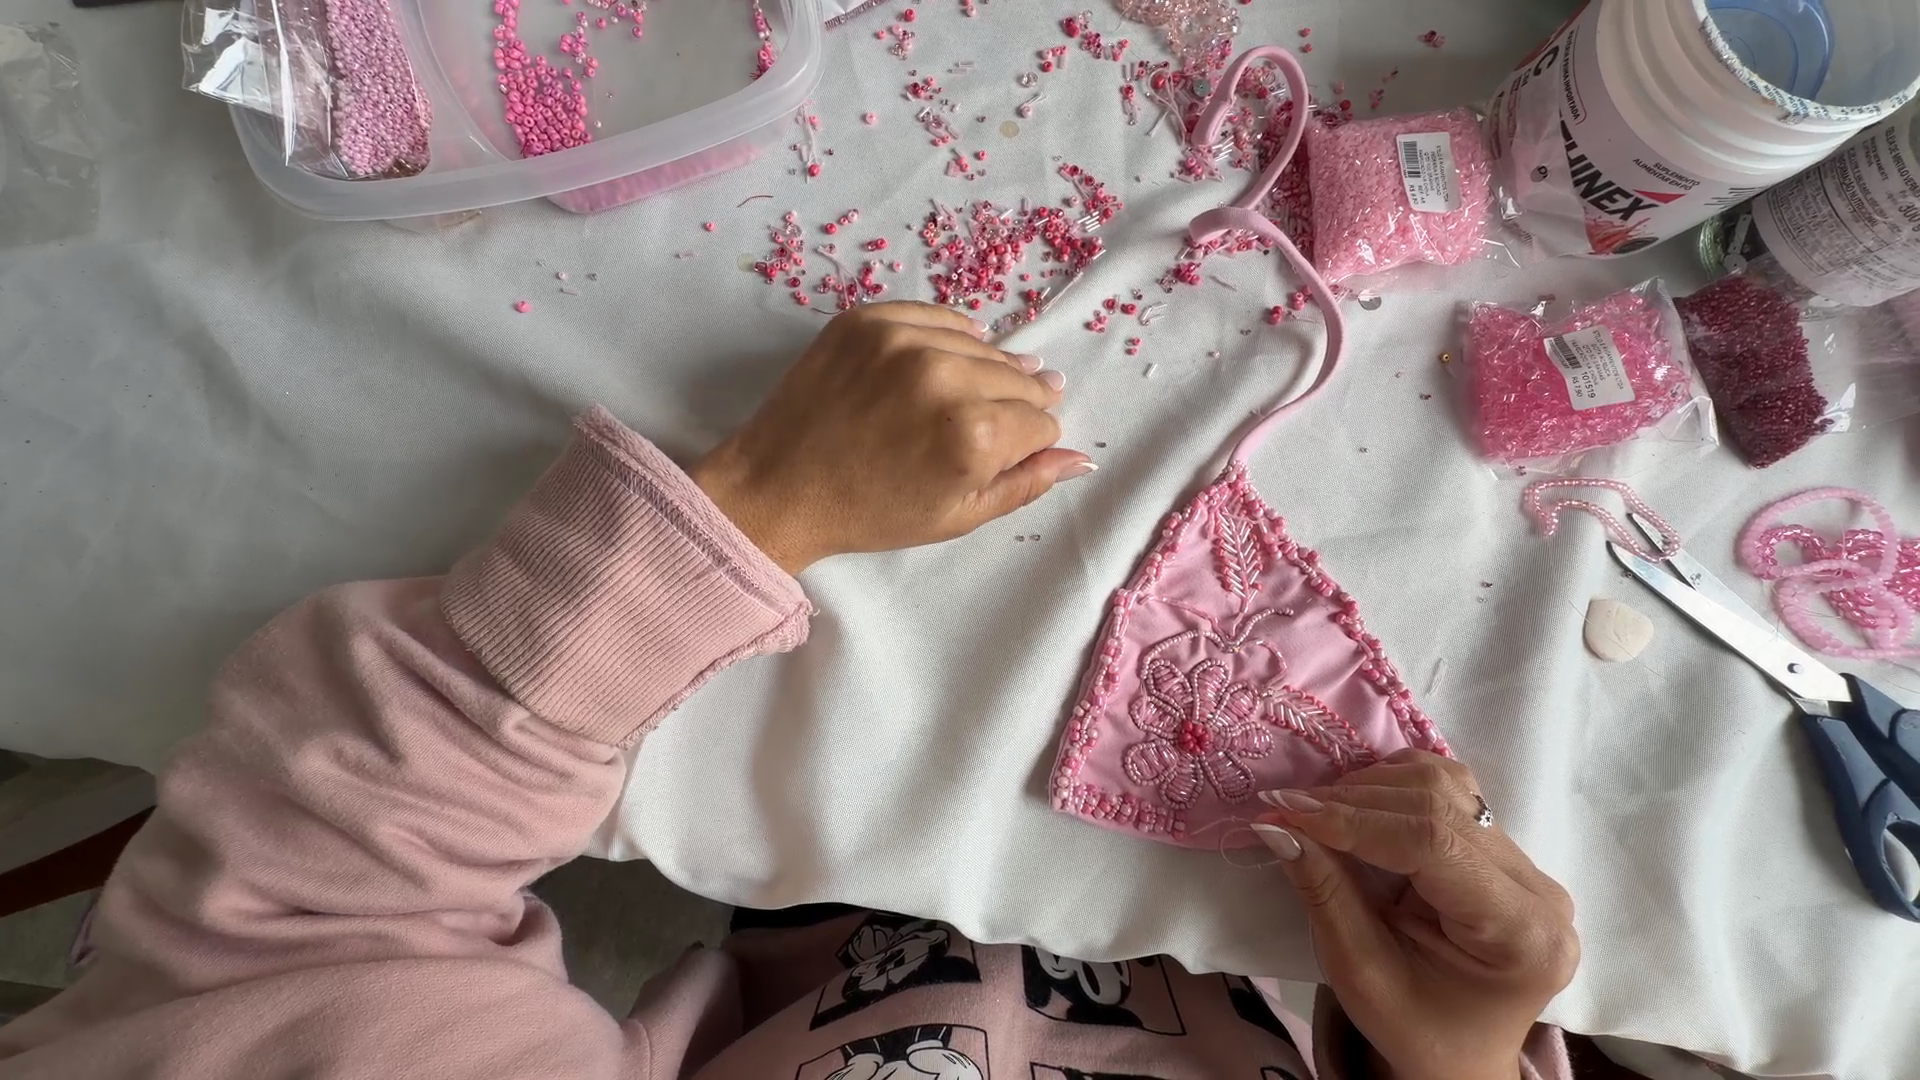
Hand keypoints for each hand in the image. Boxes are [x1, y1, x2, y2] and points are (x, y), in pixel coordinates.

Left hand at [690, 302, 1089, 574]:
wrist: (779, 488)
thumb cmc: (871, 513)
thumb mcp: (957, 516)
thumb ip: (1025, 484)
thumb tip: (1080, 457)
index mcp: (973, 436)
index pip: (1040, 420)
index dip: (1030, 439)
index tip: (1007, 450)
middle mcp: (945, 376)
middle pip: (1018, 378)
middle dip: (1012, 404)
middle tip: (983, 424)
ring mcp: (903, 340)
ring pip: (983, 346)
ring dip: (983, 372)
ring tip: (961, 397)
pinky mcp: (868, 318)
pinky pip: (939, 316)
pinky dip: (950, 338)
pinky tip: (944, 360)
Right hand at [1251, 750, 1579, 1079]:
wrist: (1461, 1054)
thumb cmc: (1415, 1027)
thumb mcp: (1360, 973)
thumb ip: (1324, 893)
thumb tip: (1277, 824)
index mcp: (1520, 933)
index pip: (1431, 842)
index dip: (1351, 819)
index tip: (1283, 810)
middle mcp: (1536, 888)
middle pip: (1434, 804)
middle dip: (1348, 801)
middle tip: (1285, 810)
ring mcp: (1523, 862)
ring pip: (1439, 783)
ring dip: (1367, 788)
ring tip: (1318, 814)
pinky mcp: (1499, 846)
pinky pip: (1444, 786)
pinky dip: (1389, 784)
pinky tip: (1357, 807)